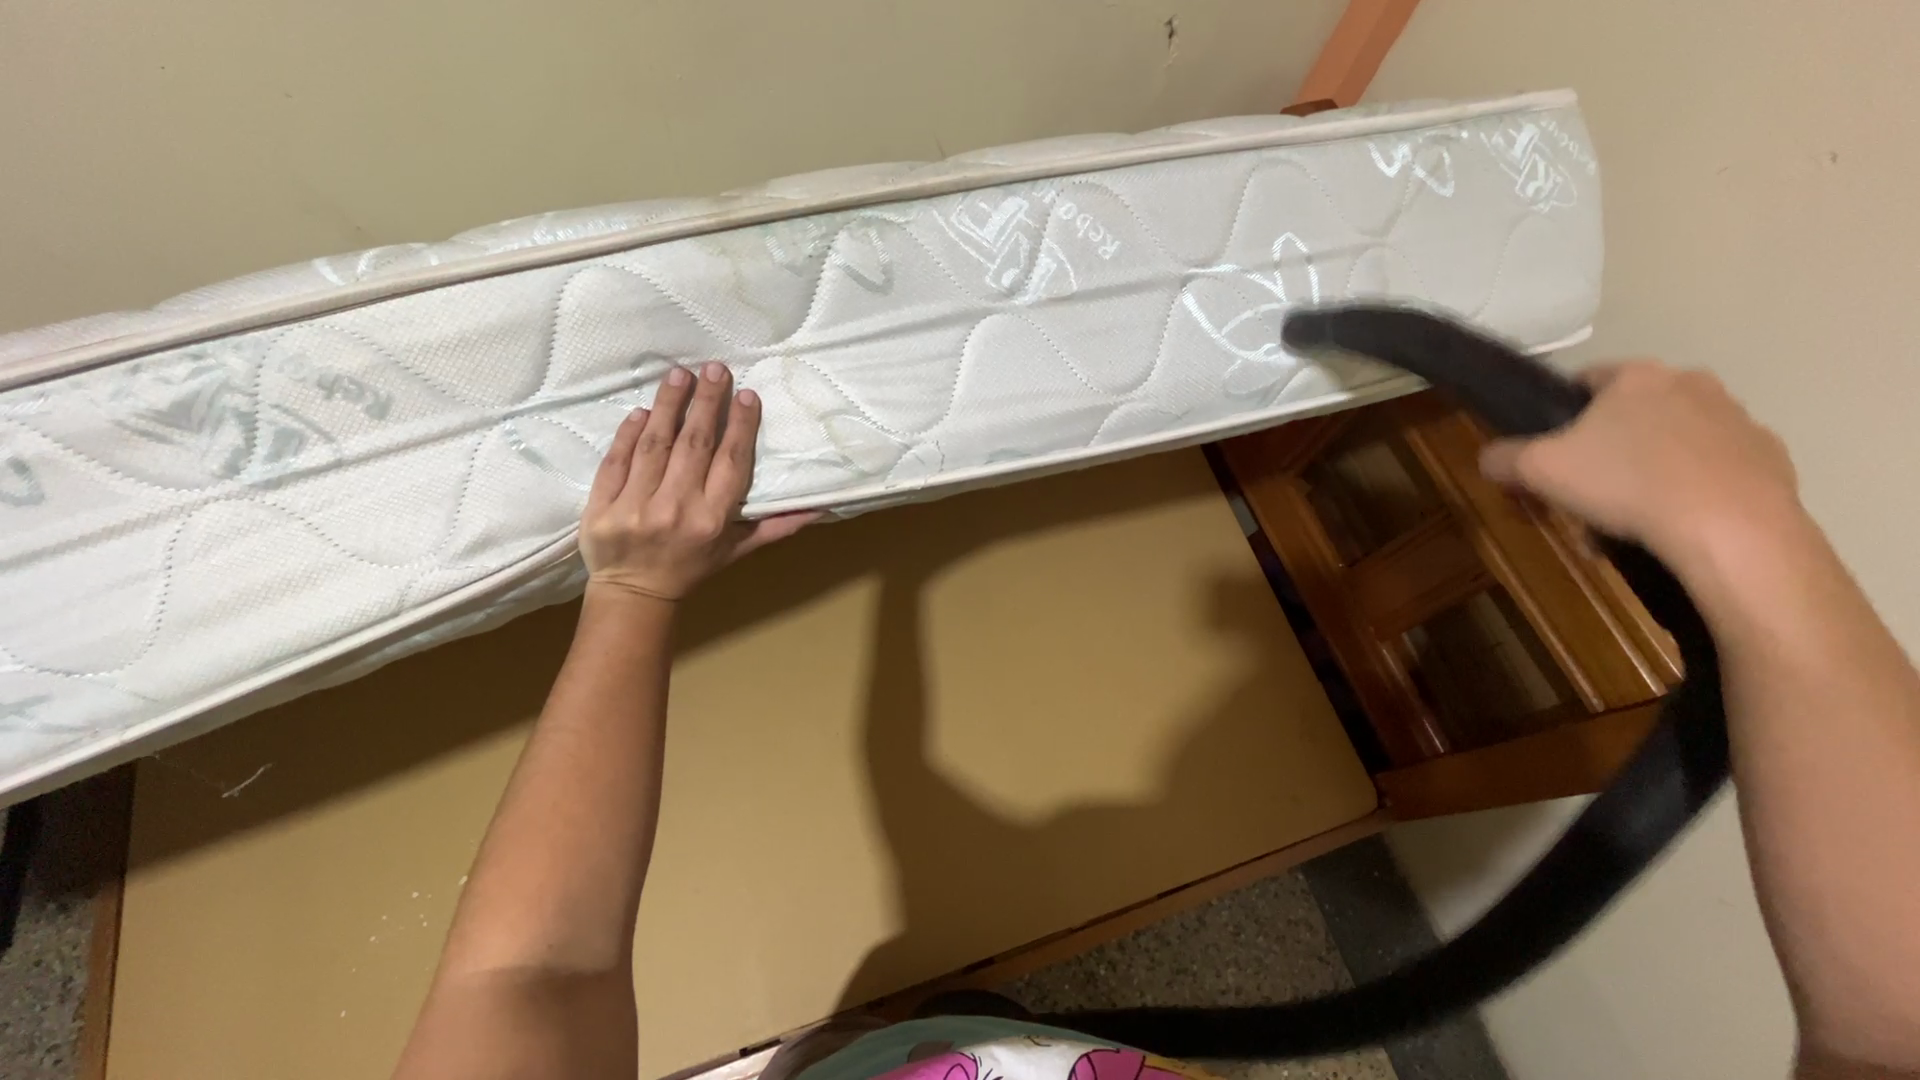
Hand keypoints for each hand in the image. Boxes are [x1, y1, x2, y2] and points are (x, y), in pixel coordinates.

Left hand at [582, 362, 816, 602]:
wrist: (634, 593)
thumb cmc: (693, 566)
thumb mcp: (738, 550)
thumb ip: (776, 526)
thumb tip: (821, 508)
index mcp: (712, 520)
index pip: (730, 463)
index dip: (740, 426)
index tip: (747, 395)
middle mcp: (676, 510)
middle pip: (694, 444)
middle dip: (706, 402)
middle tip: (714, 367)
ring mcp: (635, 507)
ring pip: (654, 445)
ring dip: (668, 405)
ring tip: (679, 374)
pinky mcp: (601, 506)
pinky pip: (617, 460)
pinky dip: (628, 432)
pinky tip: (642, 410)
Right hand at [1479, 361, 1800, 566]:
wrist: (1731, 528)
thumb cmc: (1624, 484)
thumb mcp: (1536, 470)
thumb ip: (1503, 457)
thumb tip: (1489, 458)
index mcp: (1636, 377)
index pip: (1585, 379)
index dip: (1558, 414)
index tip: (1548, 452)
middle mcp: (1692, 384)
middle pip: (1629, 414)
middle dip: (1602, 450)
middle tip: (1579, 493)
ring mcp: (1737, 420)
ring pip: (1669, 443)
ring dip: (1642, 473)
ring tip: (1621, 521)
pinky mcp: (1768, 458)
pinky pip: (1710, 471)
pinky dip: (1686, 492)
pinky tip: (1669, 526)